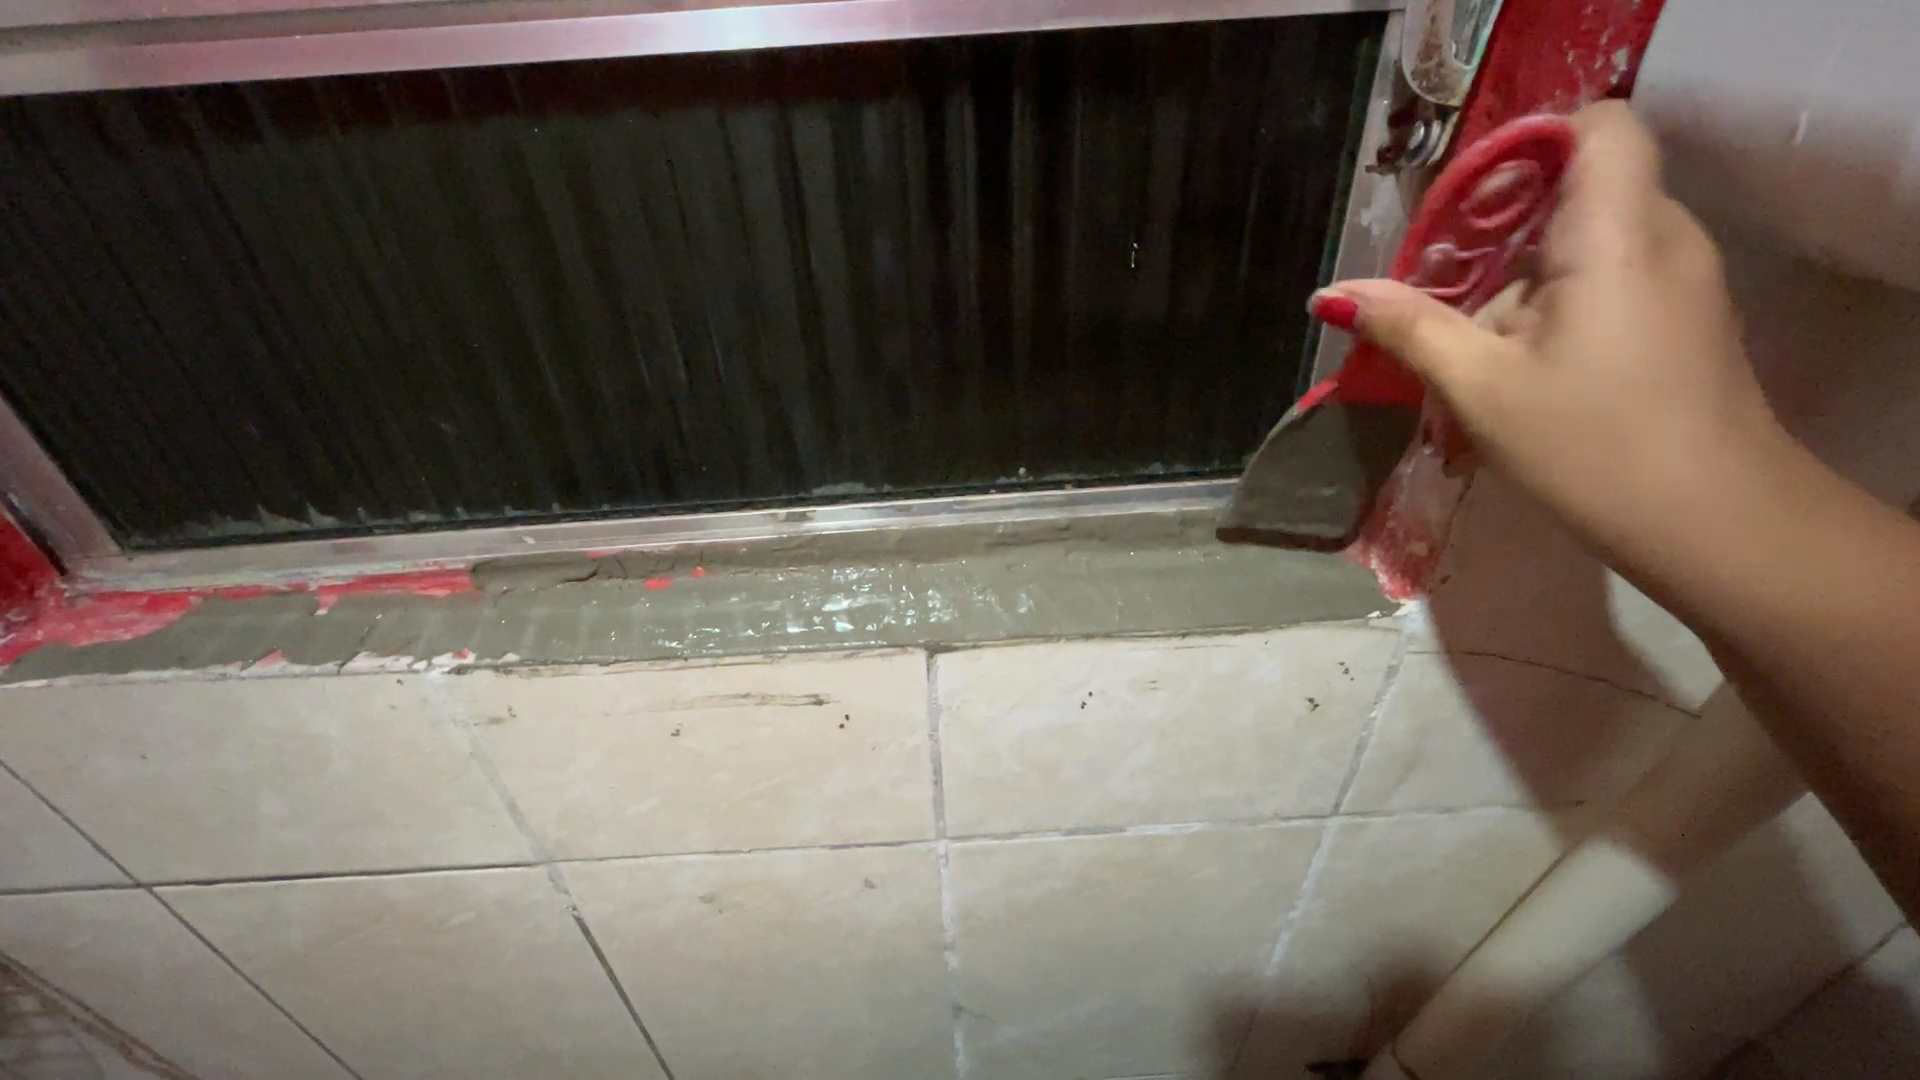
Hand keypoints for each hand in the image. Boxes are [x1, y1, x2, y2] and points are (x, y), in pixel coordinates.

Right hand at [1310, 102, 1791, 570]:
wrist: (1711, 521)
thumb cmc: (1588, 445)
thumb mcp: (1478, 387)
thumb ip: (1407, 327)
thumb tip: (1329, 295)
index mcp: (1615, 236)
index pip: (1596, 128)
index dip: (1527, 147)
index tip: (1462, 209)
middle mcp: (1660, 237)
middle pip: (1573, 190)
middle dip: (1497, 231)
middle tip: (1438, 289)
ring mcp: (1676, 278)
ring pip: (1582, 243)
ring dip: (1514, 281)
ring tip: (1467, 348)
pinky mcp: (1677, 316)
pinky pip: (1603, 279)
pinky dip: (1546, 305)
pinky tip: (1512, 367)